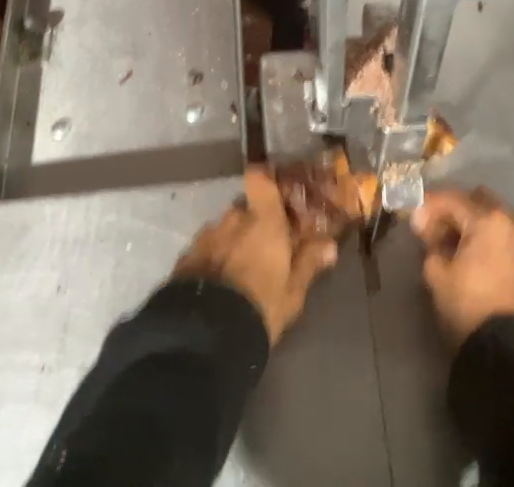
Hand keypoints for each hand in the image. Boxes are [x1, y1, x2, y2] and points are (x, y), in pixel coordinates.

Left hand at [173, 167, 338, 344]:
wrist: (202, 335)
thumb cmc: (259, 307)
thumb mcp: (292, 292)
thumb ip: (309, 263)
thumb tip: (328, 245)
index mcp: (263, 220)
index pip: (261, 178)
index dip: (268, 180)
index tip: (281, 195)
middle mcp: (232, 219)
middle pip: (247, 209)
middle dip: (258, 222)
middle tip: (270, 246)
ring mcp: (205, 236)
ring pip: (227, 229)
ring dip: (236, 241)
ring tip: (244, 269)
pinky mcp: (186, 257)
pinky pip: (208, 247)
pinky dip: (217, 257)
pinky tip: (222, 281)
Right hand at [411, 187, 513, 346]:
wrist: (509, 347)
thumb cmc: (468, 306)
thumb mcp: (437, 274)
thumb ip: (430, 242)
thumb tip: (427, 226)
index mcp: (489, 220)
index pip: (452, 200)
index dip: (428, 206)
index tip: (413, 217)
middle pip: (478, 200)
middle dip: (455, 209)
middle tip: (435, 227)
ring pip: (497, 216)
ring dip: (476, 221)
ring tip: (457, 241)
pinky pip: (510, 234)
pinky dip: (493, 236)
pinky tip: (478, 252)